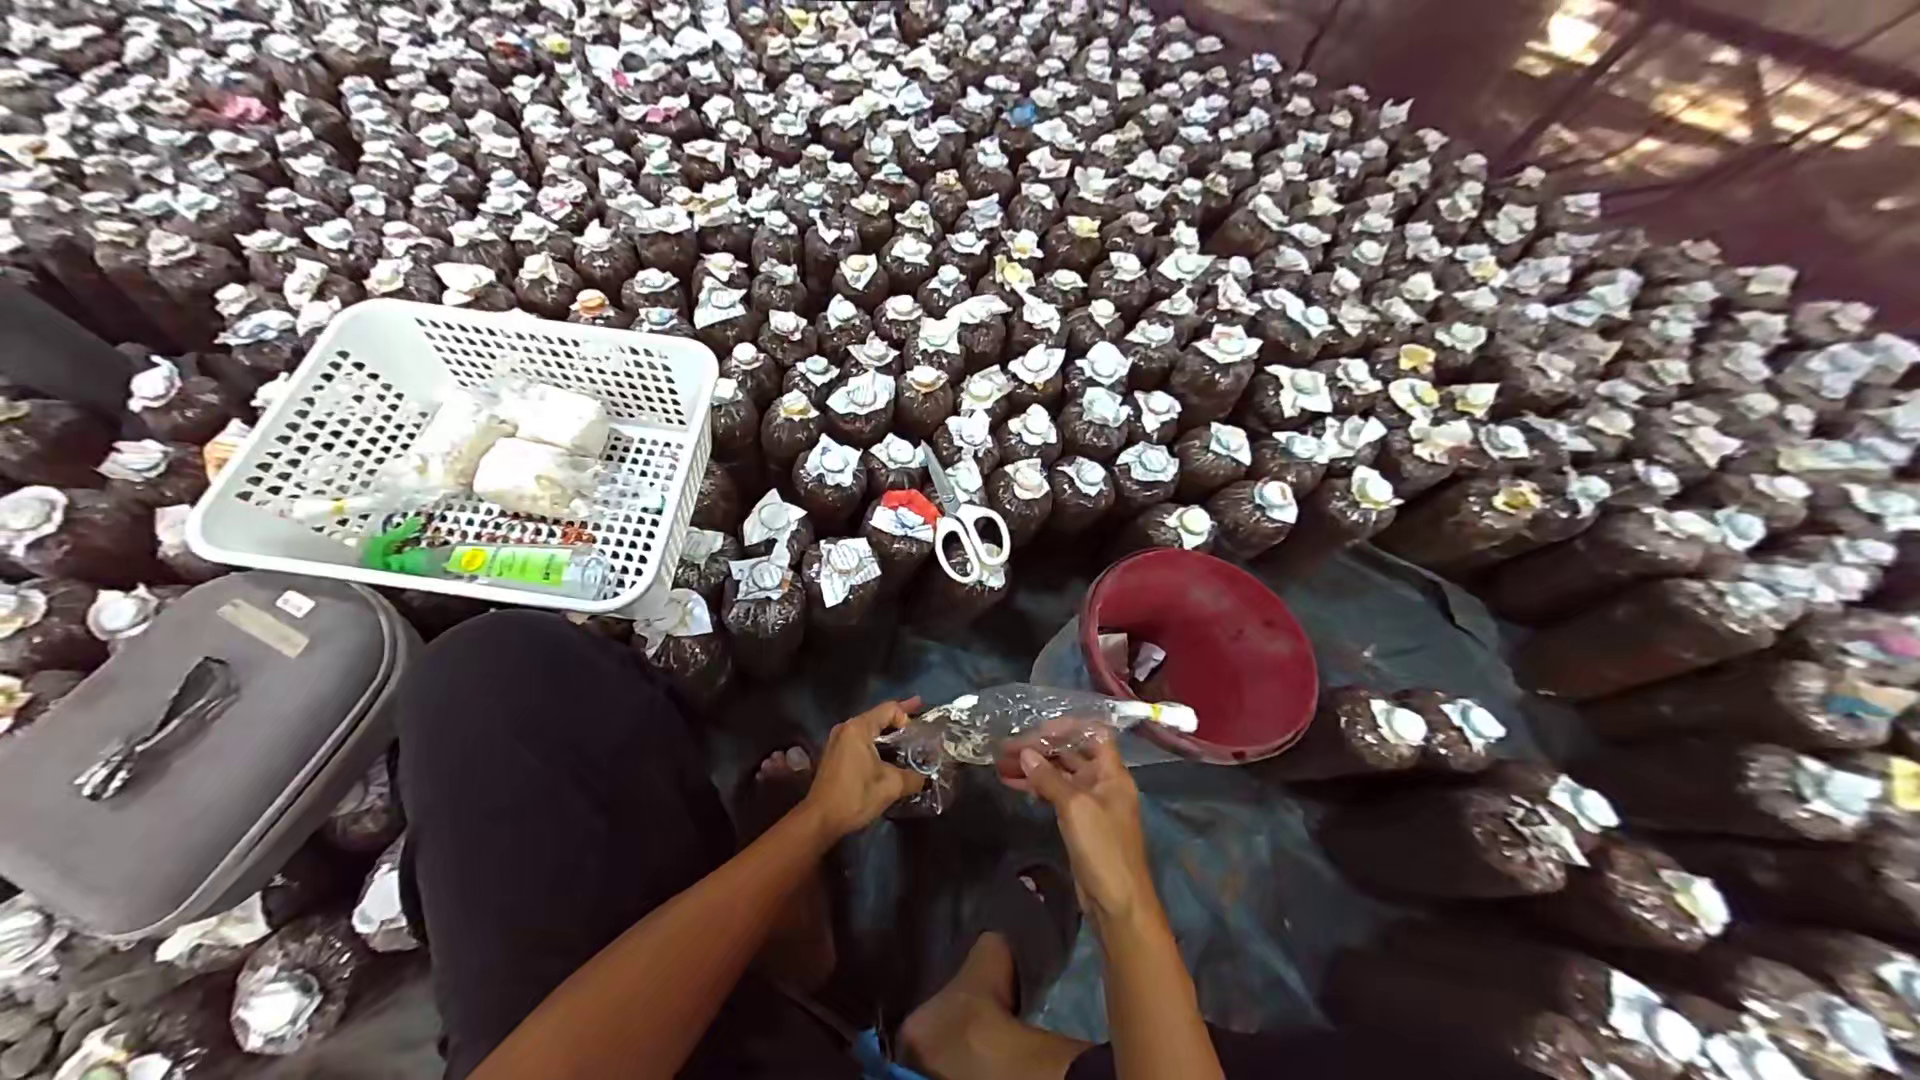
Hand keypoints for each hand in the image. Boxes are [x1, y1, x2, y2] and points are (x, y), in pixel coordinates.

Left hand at [803, 697, 926, 840]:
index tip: (921, 730)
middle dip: (900, 719)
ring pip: (869, 730)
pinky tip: (888, 754)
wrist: (820, 820)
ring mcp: (837, 742)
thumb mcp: (891, 786)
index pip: (889, 709)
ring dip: (887, 733)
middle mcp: (846, 729)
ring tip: (907, 738)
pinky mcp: (834, 755)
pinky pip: (860, 741)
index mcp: (858, 728)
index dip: (908, 715)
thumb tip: (925, 777)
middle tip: (920, 721)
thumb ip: (913, 777)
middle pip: (878, 716)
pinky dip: (876, 744)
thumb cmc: (855, 796)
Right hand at [1005, 732, 1157, 925]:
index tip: (1037, 730)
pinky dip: (1037, 788)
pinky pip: (1056, 796)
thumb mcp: (1075, 807)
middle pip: (1072, 754)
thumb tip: (1024, 754)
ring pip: (1060, 776)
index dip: (1067, 727)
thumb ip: (1049, 778)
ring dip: (1034, 769)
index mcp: (1112, 773)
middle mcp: (1103, 783)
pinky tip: (1014, 784)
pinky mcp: (1079, 823)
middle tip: (1006, 749)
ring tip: (1001, 765)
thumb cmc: (1103, 847)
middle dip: (1040, 749)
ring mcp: (1090, 804)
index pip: (1093, 734)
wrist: (1117, 902)